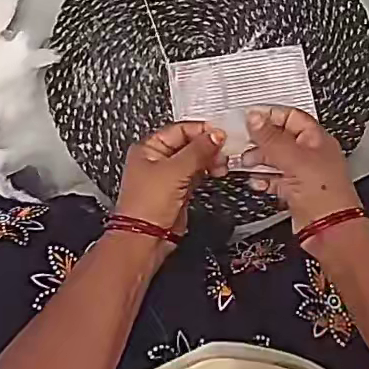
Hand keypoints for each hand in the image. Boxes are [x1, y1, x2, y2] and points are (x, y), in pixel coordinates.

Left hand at [115, 121, 226, 238]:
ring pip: (195, 159)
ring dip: (210, 159)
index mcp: (149, 148)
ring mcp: (168, 176)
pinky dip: (208, 171)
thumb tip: (215, 135)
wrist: (145, 239)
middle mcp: (157, 159)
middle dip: (208, 146)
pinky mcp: (178, 190)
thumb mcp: (175, 170)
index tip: (219, 134)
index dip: (201, 130)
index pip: (180, 129)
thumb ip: (198, 150)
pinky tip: (217, 170)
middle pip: (189, 144)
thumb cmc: (145, 206)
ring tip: (222, 162)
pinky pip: (197, 174)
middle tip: (223, 149)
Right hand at [239, 107, 361, 232]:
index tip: (250, 117)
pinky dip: (263, 179)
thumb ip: (271, 138)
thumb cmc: (326, 195)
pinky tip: (256, 181)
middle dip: (260, 140)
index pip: (291, 116)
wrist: (331, 232)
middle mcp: (310, 154)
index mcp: (316, 139)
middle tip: (243, 142)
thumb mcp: (294, 159)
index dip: (270, 115)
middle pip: (280, 138)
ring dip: (258, 160)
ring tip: (245, 162)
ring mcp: (302, 174)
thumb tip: (255, 118)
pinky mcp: (295, 192)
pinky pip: (274, 179)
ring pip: (275, 159)